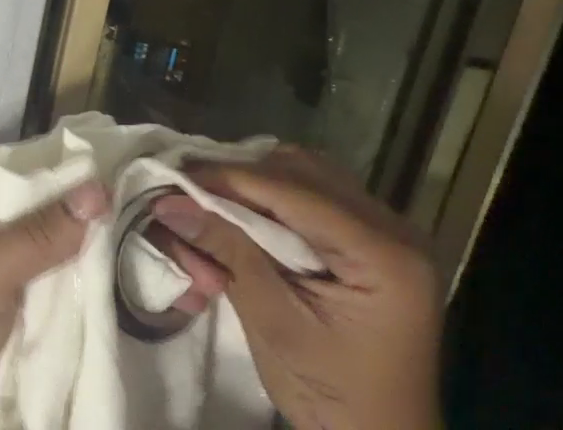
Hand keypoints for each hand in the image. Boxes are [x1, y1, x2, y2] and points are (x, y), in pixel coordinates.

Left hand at [0, 181, 226, 429]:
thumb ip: (40, 234)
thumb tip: (99, 187)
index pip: (55, 173)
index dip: (104, 170)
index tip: (163, 171)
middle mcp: (20, 234)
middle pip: (84, 218)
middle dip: (136, 223)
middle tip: (198, 232)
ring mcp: (38, 281)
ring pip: (97, 260)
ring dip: (142, 263)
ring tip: (206, 272)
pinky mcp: (51, 324)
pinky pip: (95, 304)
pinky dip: (132, 302)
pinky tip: (182, 302)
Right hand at [150, 147, 443, 429]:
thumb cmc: (332, 392)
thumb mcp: (274, 323)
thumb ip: (228, 252)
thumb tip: (168, 201)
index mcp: (385, 254)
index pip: (294, 191)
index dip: (228, 178)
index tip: (172, 180)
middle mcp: (394, 229)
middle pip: (302, 170)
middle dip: (238, 177)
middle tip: (187, 195)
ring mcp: (385, 233)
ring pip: (305, 174)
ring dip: (253, 184)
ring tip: (211, 207)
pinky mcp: (370, 240)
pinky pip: (313, 195)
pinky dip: (270, 198)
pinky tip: (242, 218)